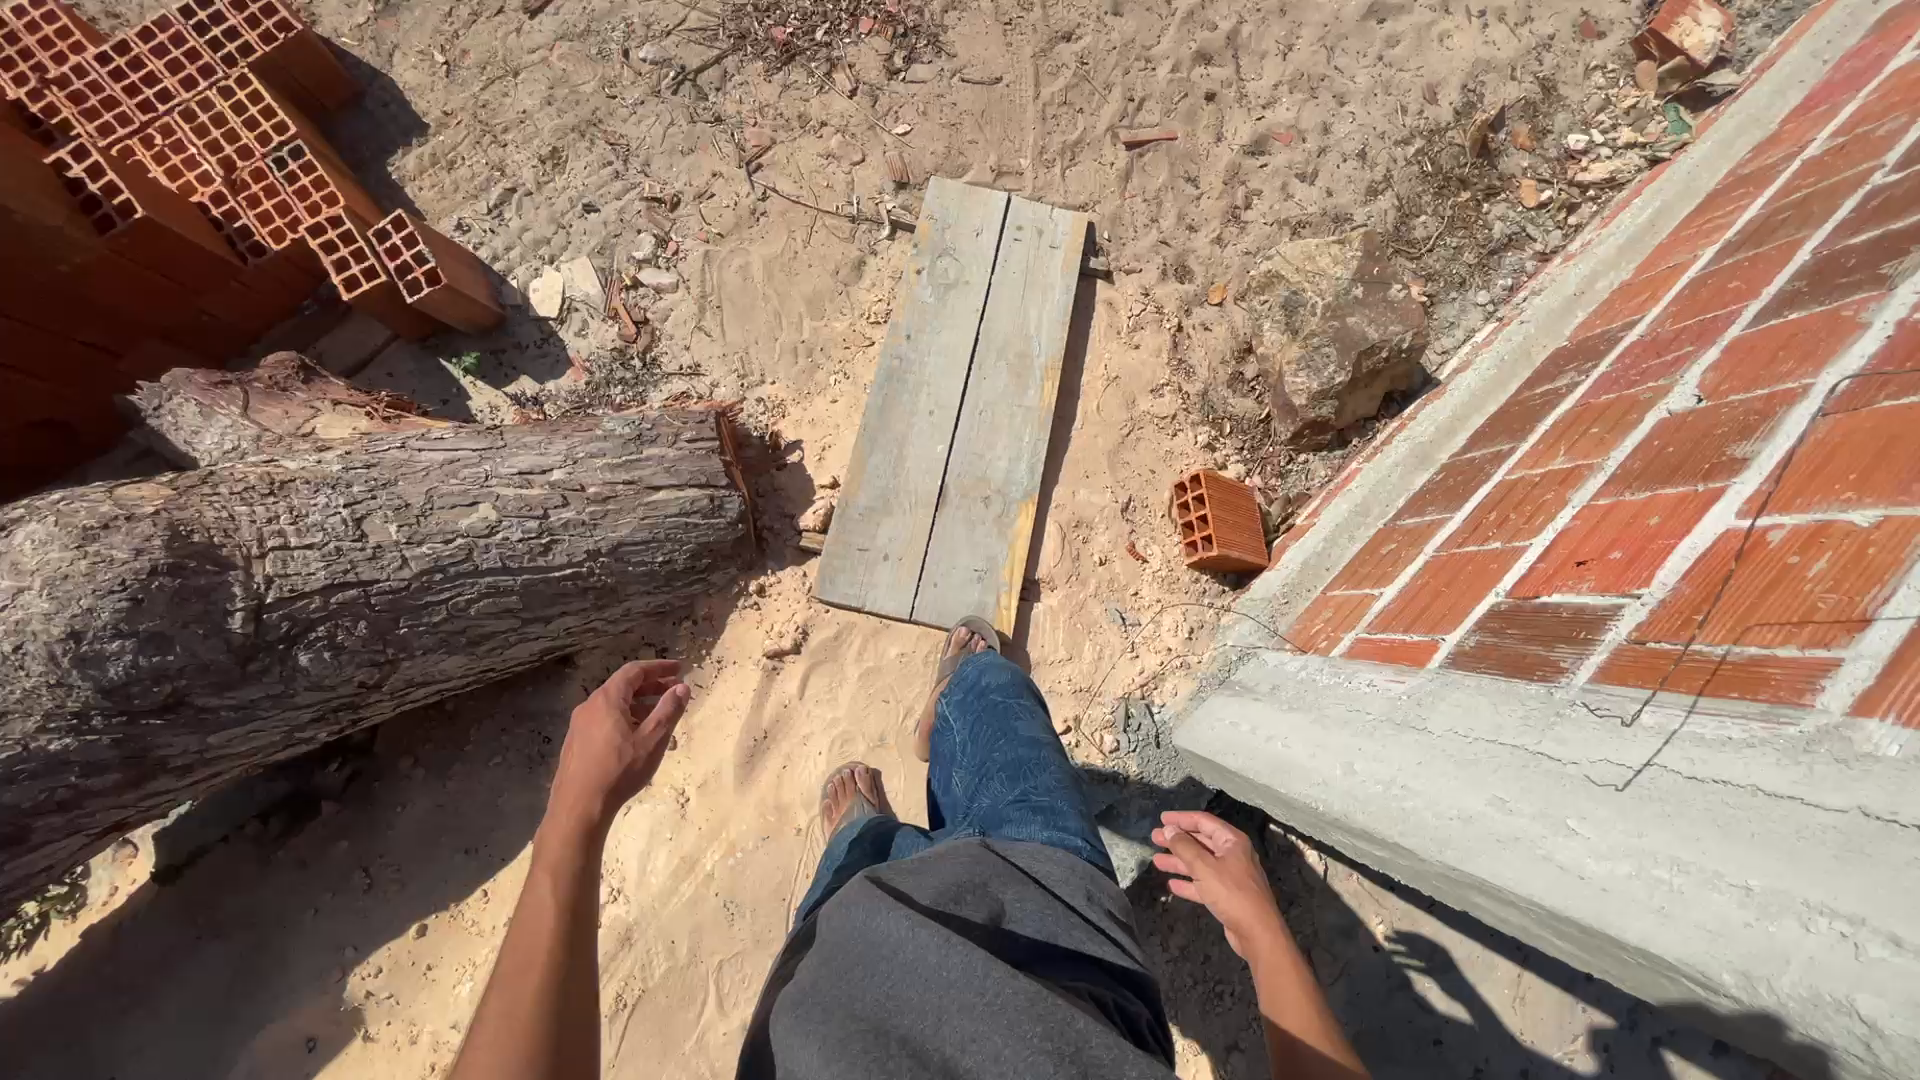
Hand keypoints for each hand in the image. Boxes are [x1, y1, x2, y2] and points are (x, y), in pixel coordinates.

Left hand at [546, 659, 690, 836]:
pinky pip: (605, 720)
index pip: (635, 671)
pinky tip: (638, 738)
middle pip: (624, 686)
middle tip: (675, 692)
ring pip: (615, 705)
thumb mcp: (652, 740)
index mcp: (607, 700)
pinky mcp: (576, 742)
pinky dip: (626, 719)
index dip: (659, 668)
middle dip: (652, 686)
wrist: (578, 807)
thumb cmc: (619, 770)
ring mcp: (579, 725)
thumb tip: (682, 687)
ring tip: (661, 718)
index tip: (680, 669)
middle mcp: (589, 706)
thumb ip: (669, 710)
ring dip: (640, 705)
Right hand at [1152, 810, 1288, 960]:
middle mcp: (1232, 855)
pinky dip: (1188, 883)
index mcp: (1231, 841)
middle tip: (1155, 839)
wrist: (1258, 933)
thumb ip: (1184, 846)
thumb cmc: (1231, 893)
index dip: (1181, 819)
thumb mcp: (1204, 866)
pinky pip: (1203, 883)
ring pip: (1200, 863)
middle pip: (1200, 841)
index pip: (1203, 821)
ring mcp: (1230, 876)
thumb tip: (1169, 829)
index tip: (1162, 819)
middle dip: (1177, 840)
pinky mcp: (1227, 896)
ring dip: (1179, 862)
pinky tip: (1172, 885)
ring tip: (1156, 861)